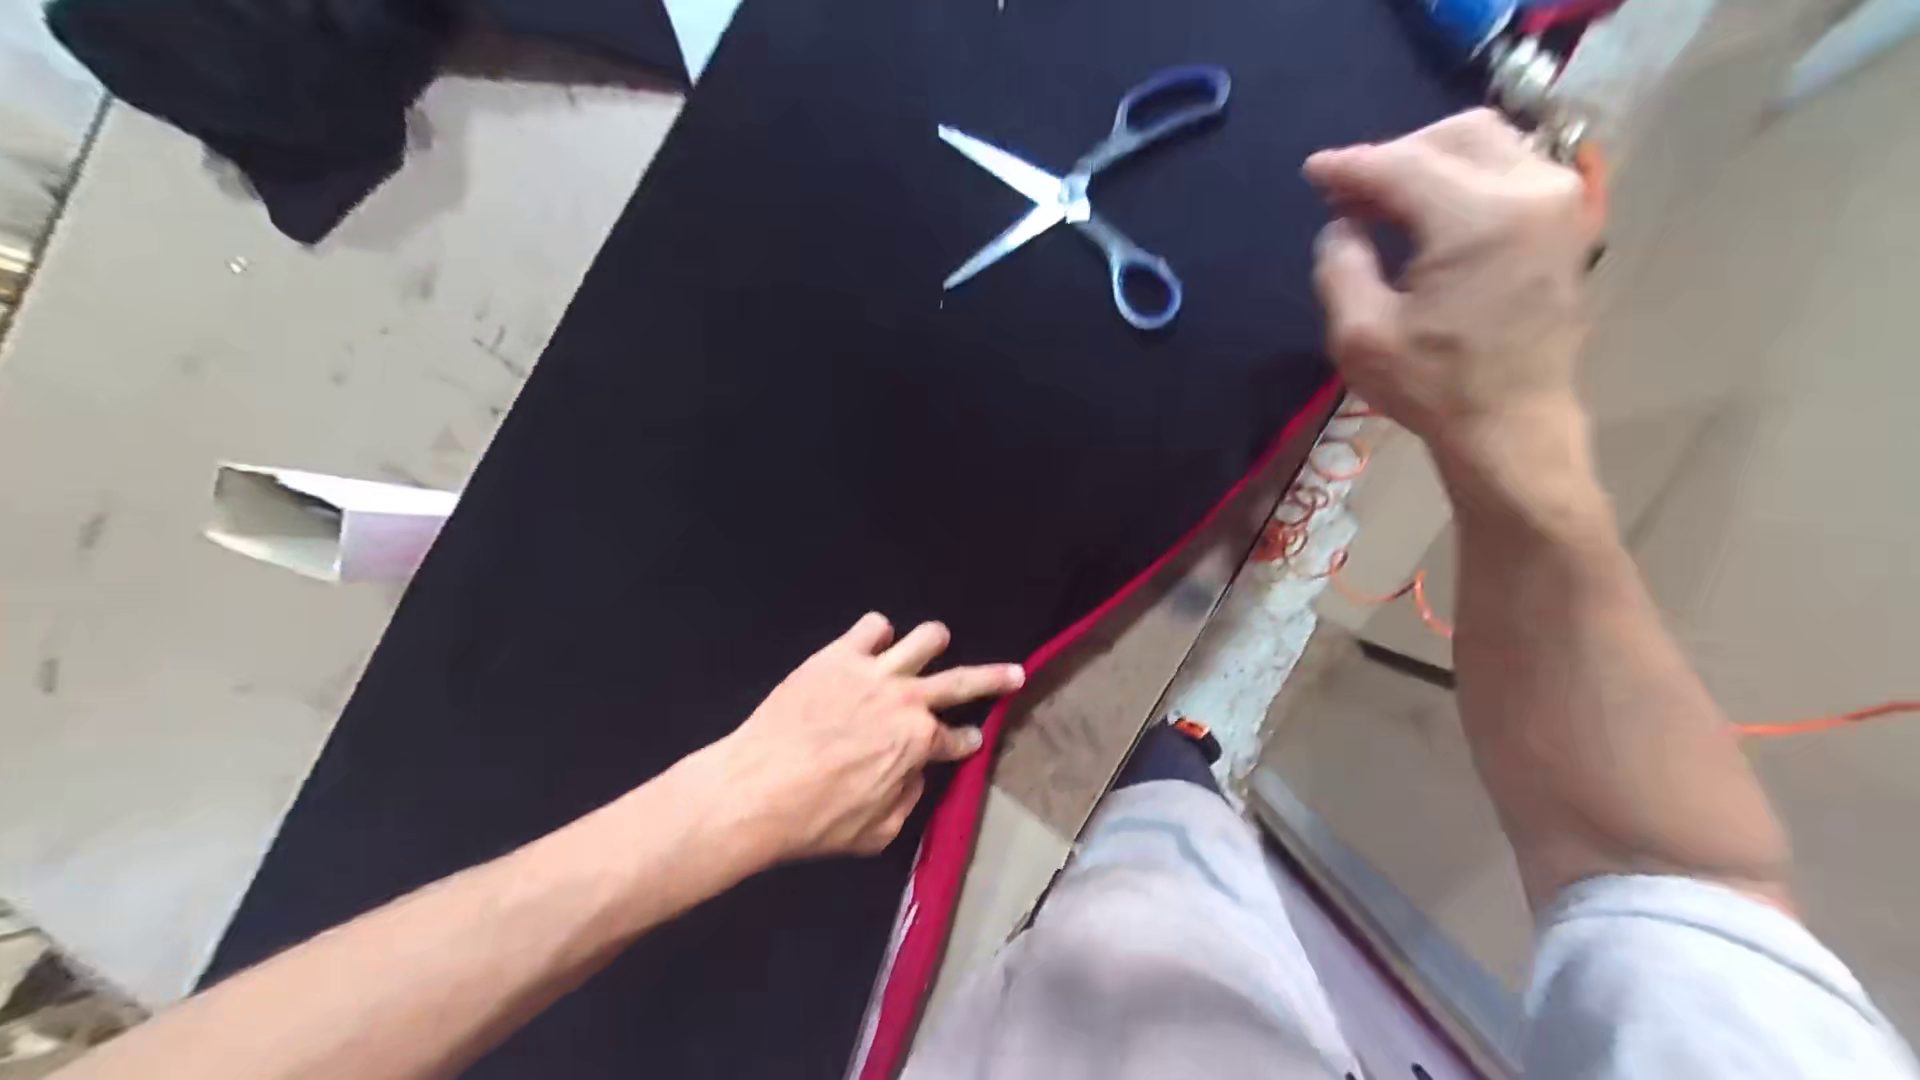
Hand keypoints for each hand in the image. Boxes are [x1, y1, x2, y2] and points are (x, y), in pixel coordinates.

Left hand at [709, 613, 1024, 860]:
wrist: (756, 789)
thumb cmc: (817, 819)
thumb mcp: (878, 831)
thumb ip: (908, 798)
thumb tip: (915, 772)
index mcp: (919, 743)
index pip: (958, 738)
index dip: (968, 740)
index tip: (970, 740)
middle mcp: (907, 700)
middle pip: (965, 680)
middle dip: (997, 678)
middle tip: (1015, 673)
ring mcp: (874, 672)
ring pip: (924, 638)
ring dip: (934, 642)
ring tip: (935, 643)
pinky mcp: (839, 654)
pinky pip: (872, 626)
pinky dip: (877, 634)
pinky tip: (873, 644)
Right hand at [1303, 109, 1597, 473]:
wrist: (1509, 421)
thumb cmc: (1430, 385)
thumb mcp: (1358, 334)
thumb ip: (1340, 267)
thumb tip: (1341, 226)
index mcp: (1479, 219)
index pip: (1404, 167)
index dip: (1350, 166)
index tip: (1311, 171)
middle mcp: (1532, 191)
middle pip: (1454, 136)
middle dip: (1391, 155)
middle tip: (1345, 190)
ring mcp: (1560, 202)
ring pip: (1486, 144)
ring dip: (1426, 161)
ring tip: (1378, 199)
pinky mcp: (1564, 220)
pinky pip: (1507, 169)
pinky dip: (1458, 176)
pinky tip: (1423, 209)